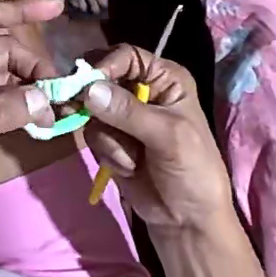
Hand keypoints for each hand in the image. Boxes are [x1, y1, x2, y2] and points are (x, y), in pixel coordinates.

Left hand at [0, 0, 63, 232]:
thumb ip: (0, 108)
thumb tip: (45, 99)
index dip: (22, 8)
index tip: (59, 6)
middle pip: (1, 49)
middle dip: (32, 64)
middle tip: (60, 92)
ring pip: (4, 75)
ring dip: (30, 88)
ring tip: (54, 111)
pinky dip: (19, 106)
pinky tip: (39, 120)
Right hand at [80, 45, 238, 238]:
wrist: (187, 221)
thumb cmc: (192, 171)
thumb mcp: (168, 136)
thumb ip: (128, 112)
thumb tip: (88, 89)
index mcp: (165, 77)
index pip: (126, 55)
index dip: (104, 65)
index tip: (87, 86)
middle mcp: (142, 89)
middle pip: (101, 76)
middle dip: (93, 100)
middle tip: (83, 113)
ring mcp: (123, 115)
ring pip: (91, 108)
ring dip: (107, 136)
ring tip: (131, 158)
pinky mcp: (110, 138)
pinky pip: (92, 132)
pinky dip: (106, 151)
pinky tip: (127, 167)